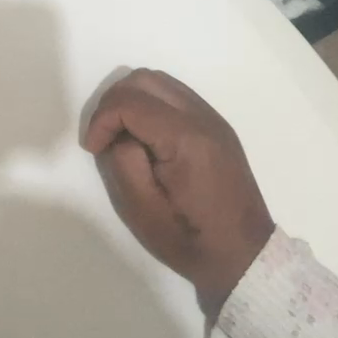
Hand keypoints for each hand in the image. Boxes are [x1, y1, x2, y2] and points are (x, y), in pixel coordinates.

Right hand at [81, 68, 274, 320]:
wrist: (245, 258)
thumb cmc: (191, 240)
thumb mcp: (143, 210)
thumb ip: (123, 160)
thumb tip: (119, 134)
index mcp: (186, 139)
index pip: (129, 101)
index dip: (101, 119)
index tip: (93, 148)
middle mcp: (202, 117)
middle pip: (143, 79)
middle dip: (113, 103)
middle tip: (104, 138)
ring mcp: (212, 118)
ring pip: (159, 80)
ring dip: (132, 99)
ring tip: (122, 134)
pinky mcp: (215, 125)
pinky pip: (175, 94)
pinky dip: (151, 103)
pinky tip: (146, 134)